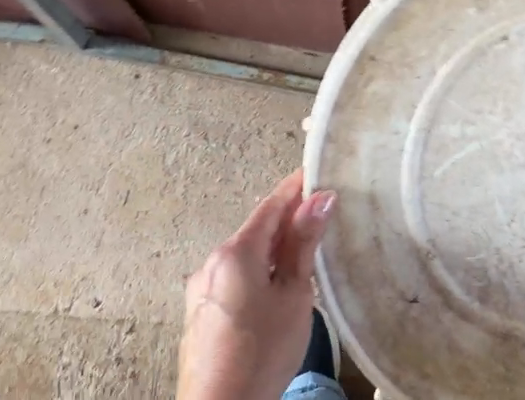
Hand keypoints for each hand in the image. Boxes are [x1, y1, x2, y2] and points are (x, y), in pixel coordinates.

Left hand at [177, 169, 336, 399]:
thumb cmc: (263, 352)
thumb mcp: (295, 295)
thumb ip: (304, 244)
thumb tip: (321, 198)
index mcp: (235, 253)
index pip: (272, 204)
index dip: (298, 186)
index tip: (321, 172)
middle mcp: (211, 263)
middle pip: (257, 229)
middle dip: (289, 220)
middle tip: (325, 217)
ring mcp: (201, 290)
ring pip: (246, 255)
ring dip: (274, 248)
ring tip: (307, 256)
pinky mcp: (199, 314)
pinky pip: (235, 277)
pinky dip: (259, 271)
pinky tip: (278, 288)